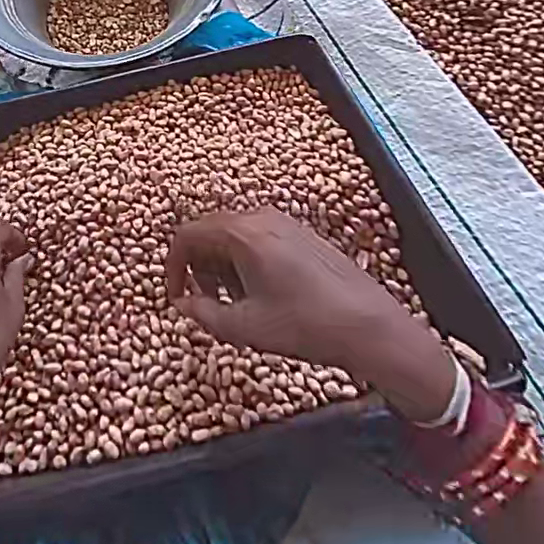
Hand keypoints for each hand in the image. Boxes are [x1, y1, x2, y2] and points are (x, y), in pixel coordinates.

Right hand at [166, 209, 456, 415]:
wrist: (370, 326)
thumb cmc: (304, 325)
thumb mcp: (244, 327)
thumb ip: (203, 313)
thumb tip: (183, 304)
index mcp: (242, 233)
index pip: (188, 235)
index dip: (173, 265)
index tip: (176, 294)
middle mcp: (261, 217)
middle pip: (211, 231)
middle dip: (199, 266)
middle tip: (206, 301)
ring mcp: (285, 223)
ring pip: (235, 234)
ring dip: (223, 264)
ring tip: (236, 302)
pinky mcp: (303, 234)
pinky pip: (259, 237)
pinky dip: (246, 260)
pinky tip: (263, 293)